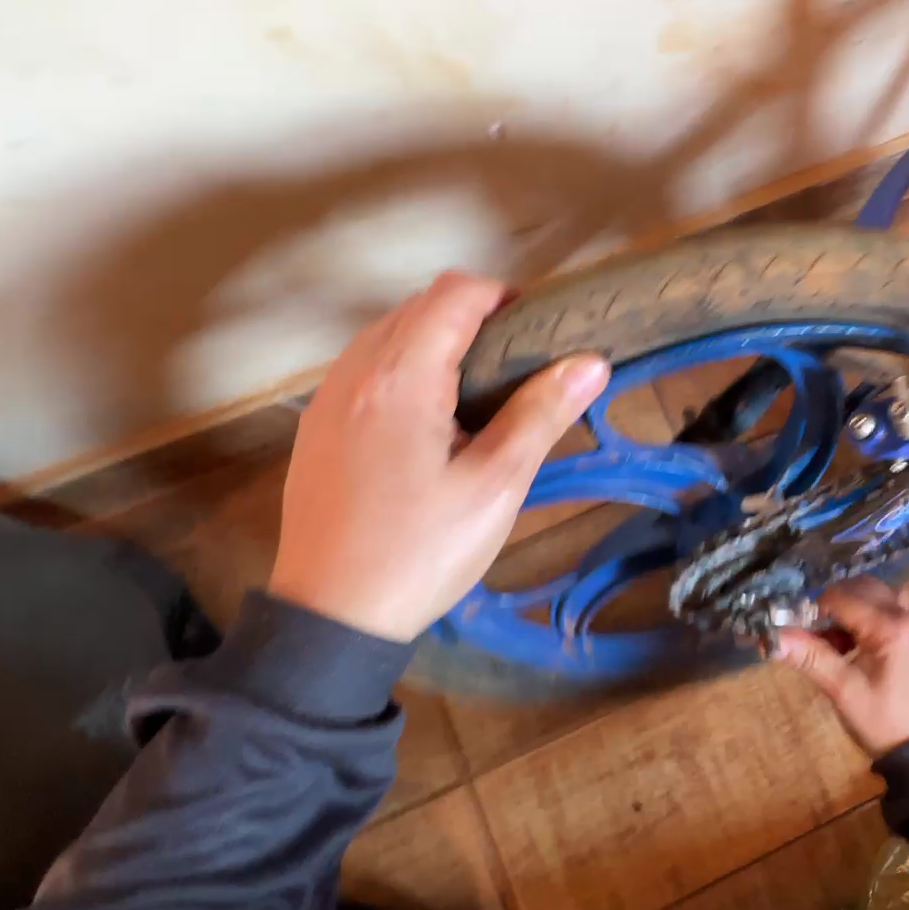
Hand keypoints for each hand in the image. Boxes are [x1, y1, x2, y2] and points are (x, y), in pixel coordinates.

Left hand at [268, 271, 608, 642]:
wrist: (332, 614)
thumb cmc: (423, 548)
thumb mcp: (497, 485)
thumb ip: (541, 414)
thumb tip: (591, 363)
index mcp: (401, 379)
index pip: (453, 295)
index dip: (502, 296)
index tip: (540, 328)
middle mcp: (354, 373)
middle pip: (418, 306)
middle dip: (474, 315)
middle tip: (521, 363)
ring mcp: (327, 399)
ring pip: (387, 333)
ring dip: (437, 338)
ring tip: (481, 389)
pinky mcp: (317, 427)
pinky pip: (366, 366)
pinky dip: (406, 365)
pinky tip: (433, 417)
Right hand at [772, 578, 908, 757]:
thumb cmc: (880, 720)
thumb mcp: (842, 690)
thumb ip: (810, 657)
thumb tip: (773, 638)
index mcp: (890, 627)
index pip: (842, 598)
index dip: (815, 610)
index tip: (799, 632)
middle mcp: (905, 614)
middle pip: (858, 588)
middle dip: (832, 606)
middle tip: (815, 637)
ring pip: (872, 593)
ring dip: (849, 607)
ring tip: (834, 640)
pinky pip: (884, 605)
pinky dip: (864, 613)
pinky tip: (852, 642)